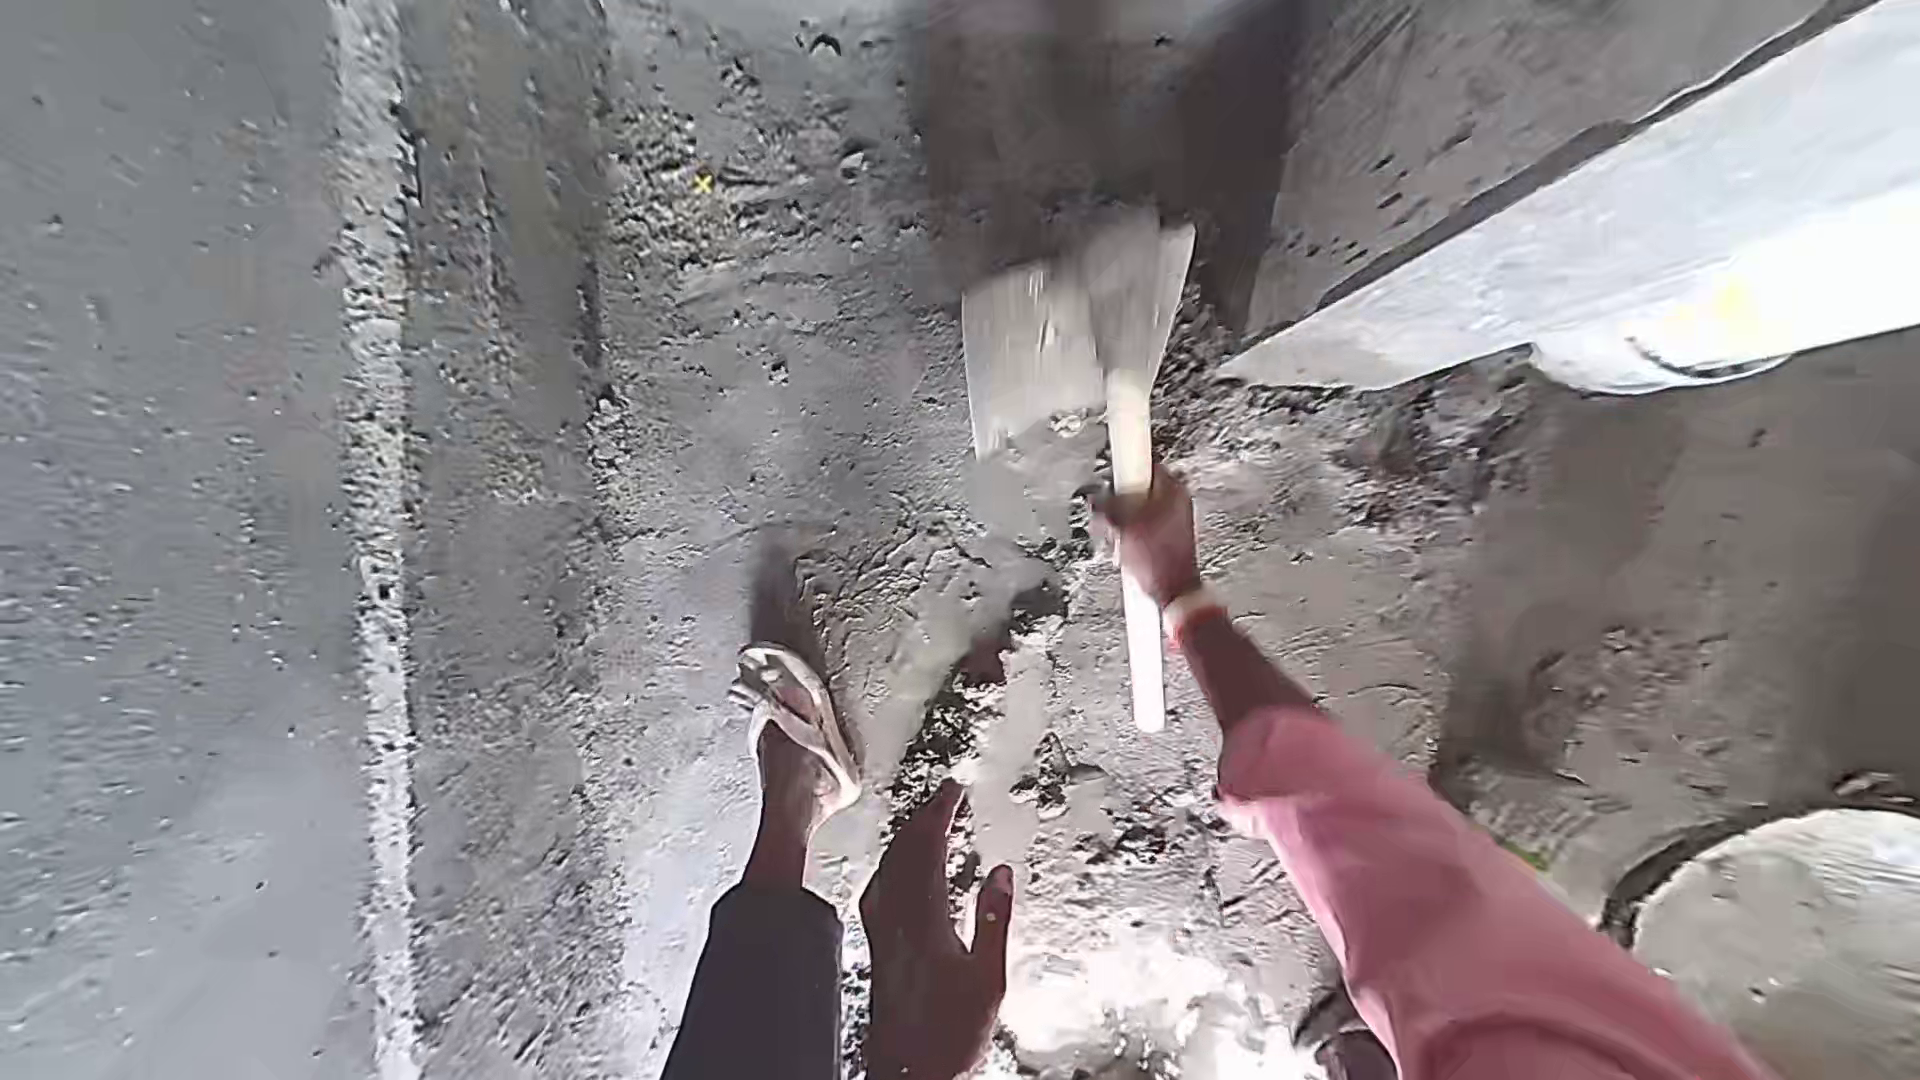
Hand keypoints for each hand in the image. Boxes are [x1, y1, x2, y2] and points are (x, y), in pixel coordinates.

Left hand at [860, 781, 1014, 1079]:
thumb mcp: (989, 979)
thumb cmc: (948, 1035)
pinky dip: (895, 859)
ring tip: (929, 818)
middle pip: (906, 847)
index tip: (954, 789)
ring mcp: (884, 928)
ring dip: (910, 832)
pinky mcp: (879, 942)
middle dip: (926, 813)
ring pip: (891, 862)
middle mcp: (897, 914)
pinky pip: (882, 883)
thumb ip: (994, 920)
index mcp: (924, 916)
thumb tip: (1001, 872)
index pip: (928, 845)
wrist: (908, 1074)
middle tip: (946, 794)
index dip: (941, 811)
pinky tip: (900, 864)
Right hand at [1096, 463, 1202, 606]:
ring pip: (1135, 507)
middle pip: (1137, 487)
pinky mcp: (1163, 536)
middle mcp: (1175, 501)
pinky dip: (1127, 532)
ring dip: (1119, 520)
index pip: (1146, 463)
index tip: (1110, 473)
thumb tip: (1094, 494)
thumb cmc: (1158, 560)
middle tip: (1109, 514)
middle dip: (1117, 501)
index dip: (1124, 468)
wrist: (1172, 592)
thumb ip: (1107, 505)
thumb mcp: (1124, 526)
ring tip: (1115, 535)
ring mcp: (1171, 519)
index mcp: (1173, 490)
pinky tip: (1122, 545)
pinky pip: (1138, 524)